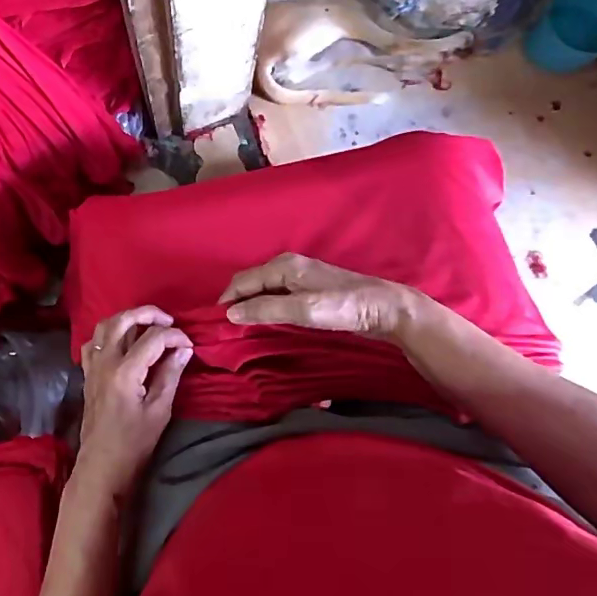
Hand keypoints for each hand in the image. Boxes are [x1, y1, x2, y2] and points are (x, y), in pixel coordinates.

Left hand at [75, 306, 191, 496]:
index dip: (175, 336)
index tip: (189, 345)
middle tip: (168, 320)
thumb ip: (170, 374)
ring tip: (147, 325)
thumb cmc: (134, 443)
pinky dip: (109, 335)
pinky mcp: (88, 374)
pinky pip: (94, 343)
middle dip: (148, 313)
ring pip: (105, 325)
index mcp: (125, 371)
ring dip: (127, 319)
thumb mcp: (160, 410)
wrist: (102, 466)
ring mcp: (93, 366)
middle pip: (123, 319)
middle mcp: (105, 362)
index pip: (153, 337)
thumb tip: (184, 349)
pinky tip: (123, 343)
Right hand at [217, 253, 427, 342]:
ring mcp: (300, 279)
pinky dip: (265, 309)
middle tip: (222, 330)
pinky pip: (277, 298)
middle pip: (251, 284)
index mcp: (283, 265)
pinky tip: (264, 324)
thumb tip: (230, 314)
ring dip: (249, 307)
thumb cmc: (345, 306)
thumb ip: (267, 309)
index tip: (211, 324)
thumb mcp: (304, 309)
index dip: (225, 301)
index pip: (242, 281)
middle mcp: (288, 267)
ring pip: (263, 292)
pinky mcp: (310, 292)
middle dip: (235, 303)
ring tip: (238, 330)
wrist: (385, 309)